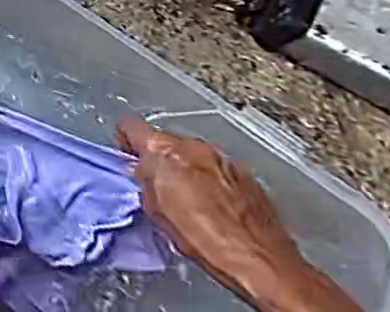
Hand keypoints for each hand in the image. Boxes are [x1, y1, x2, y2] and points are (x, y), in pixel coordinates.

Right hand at [116, 117, 359, 311]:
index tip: (130, 159)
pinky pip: (219, 170)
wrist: (264, 265)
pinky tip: (219, 208)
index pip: (129, 124)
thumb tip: (143, 174)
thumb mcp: (154, 209)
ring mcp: (224, 160)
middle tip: (162, 187)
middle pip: (164, 141)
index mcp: (162, 149)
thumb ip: (143, 180)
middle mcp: (193, 146)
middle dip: (162, 160)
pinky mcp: (249, 178)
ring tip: (194, 201)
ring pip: (193, 156)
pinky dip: (214, 182)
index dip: (125, 141)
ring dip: (189, 170)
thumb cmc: (205, 240)